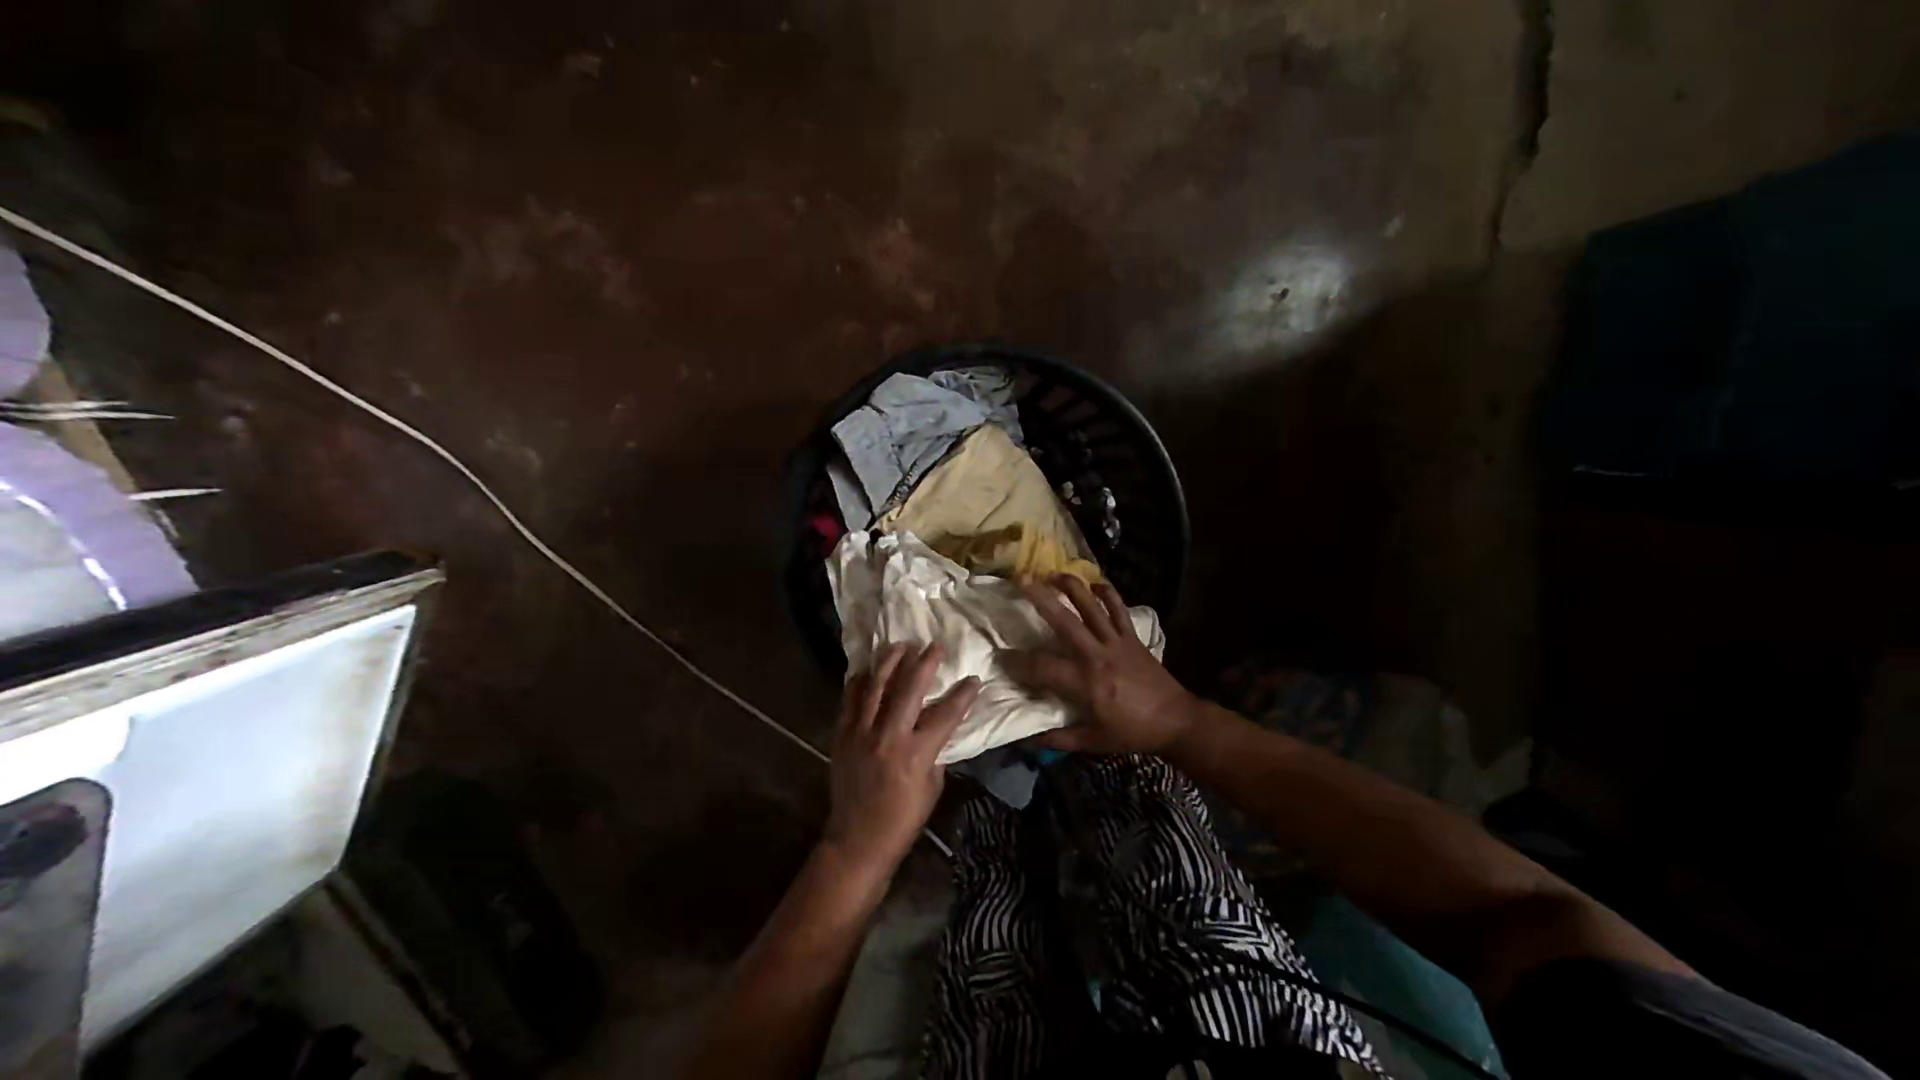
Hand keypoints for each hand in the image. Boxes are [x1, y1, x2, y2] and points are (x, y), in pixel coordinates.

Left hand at [823, 643, 980, 872]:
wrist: (858, 839)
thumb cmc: (903, 819)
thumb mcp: (932, 786)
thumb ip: (935, 751)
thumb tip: (939, 725)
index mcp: (916, 754)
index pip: (946, 715)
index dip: (962, 695)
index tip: (974, 679)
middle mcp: (888, 737)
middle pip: (909, 689)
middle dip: (925, 664)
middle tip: (935, 646)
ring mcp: (860, 733)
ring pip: (875, 686)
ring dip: (889, 662)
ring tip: (900, 645)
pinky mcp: (841, 735)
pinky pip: (850, 699)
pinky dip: (861, 681)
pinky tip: (869, 670)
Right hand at [1004, 575, 1202, 753]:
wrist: (1176, 721)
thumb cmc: (1132, 733)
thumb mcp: (1093, 742)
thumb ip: (1058, 739)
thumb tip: (1026, 739)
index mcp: (1086, 683)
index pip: (1043, 667)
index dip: (1019, 662)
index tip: (1001, 656)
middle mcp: (1098, 656)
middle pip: (1064, 621)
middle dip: (1041, 599)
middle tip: (1022, 580)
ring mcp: (1117, 642)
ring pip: (1091, 606)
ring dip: (1071, 586)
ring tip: (1052, 573)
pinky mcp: (1132, 637)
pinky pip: (1118, 609)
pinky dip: (1108, 593)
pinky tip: (1094, 582)